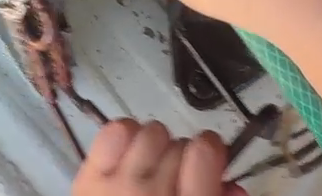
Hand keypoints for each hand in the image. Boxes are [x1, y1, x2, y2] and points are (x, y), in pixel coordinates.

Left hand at [73, 121, 243, 195]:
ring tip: (152, 171)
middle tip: (179, 184)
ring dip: (156, 148)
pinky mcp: (88, 178)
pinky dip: (125, 138)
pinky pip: (113, 131)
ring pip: (150, 132)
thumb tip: (233, 186)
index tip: (211, 163)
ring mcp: (117, 184)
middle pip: (179, 144)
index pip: (204, 152)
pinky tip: (128, 160)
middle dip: (184, 160)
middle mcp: (152, 193)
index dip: (211, 153)